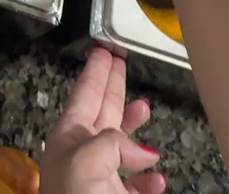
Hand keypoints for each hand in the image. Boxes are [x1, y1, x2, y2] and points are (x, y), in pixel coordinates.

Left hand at [39, 48, 165, 193]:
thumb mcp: (87, 160)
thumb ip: (112, 141)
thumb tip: (143, 155)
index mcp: (69, 136)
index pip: (85, 94)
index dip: (96, 72)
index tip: (103, 48)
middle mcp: (83, 155)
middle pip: (101, 112)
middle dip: (112, 87)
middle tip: (119, 60)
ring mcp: (101, 183)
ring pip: (120, 147)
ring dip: (134, 128)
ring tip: (146, 107)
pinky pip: (136, 187)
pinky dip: (149, 180)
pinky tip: (159, 176)